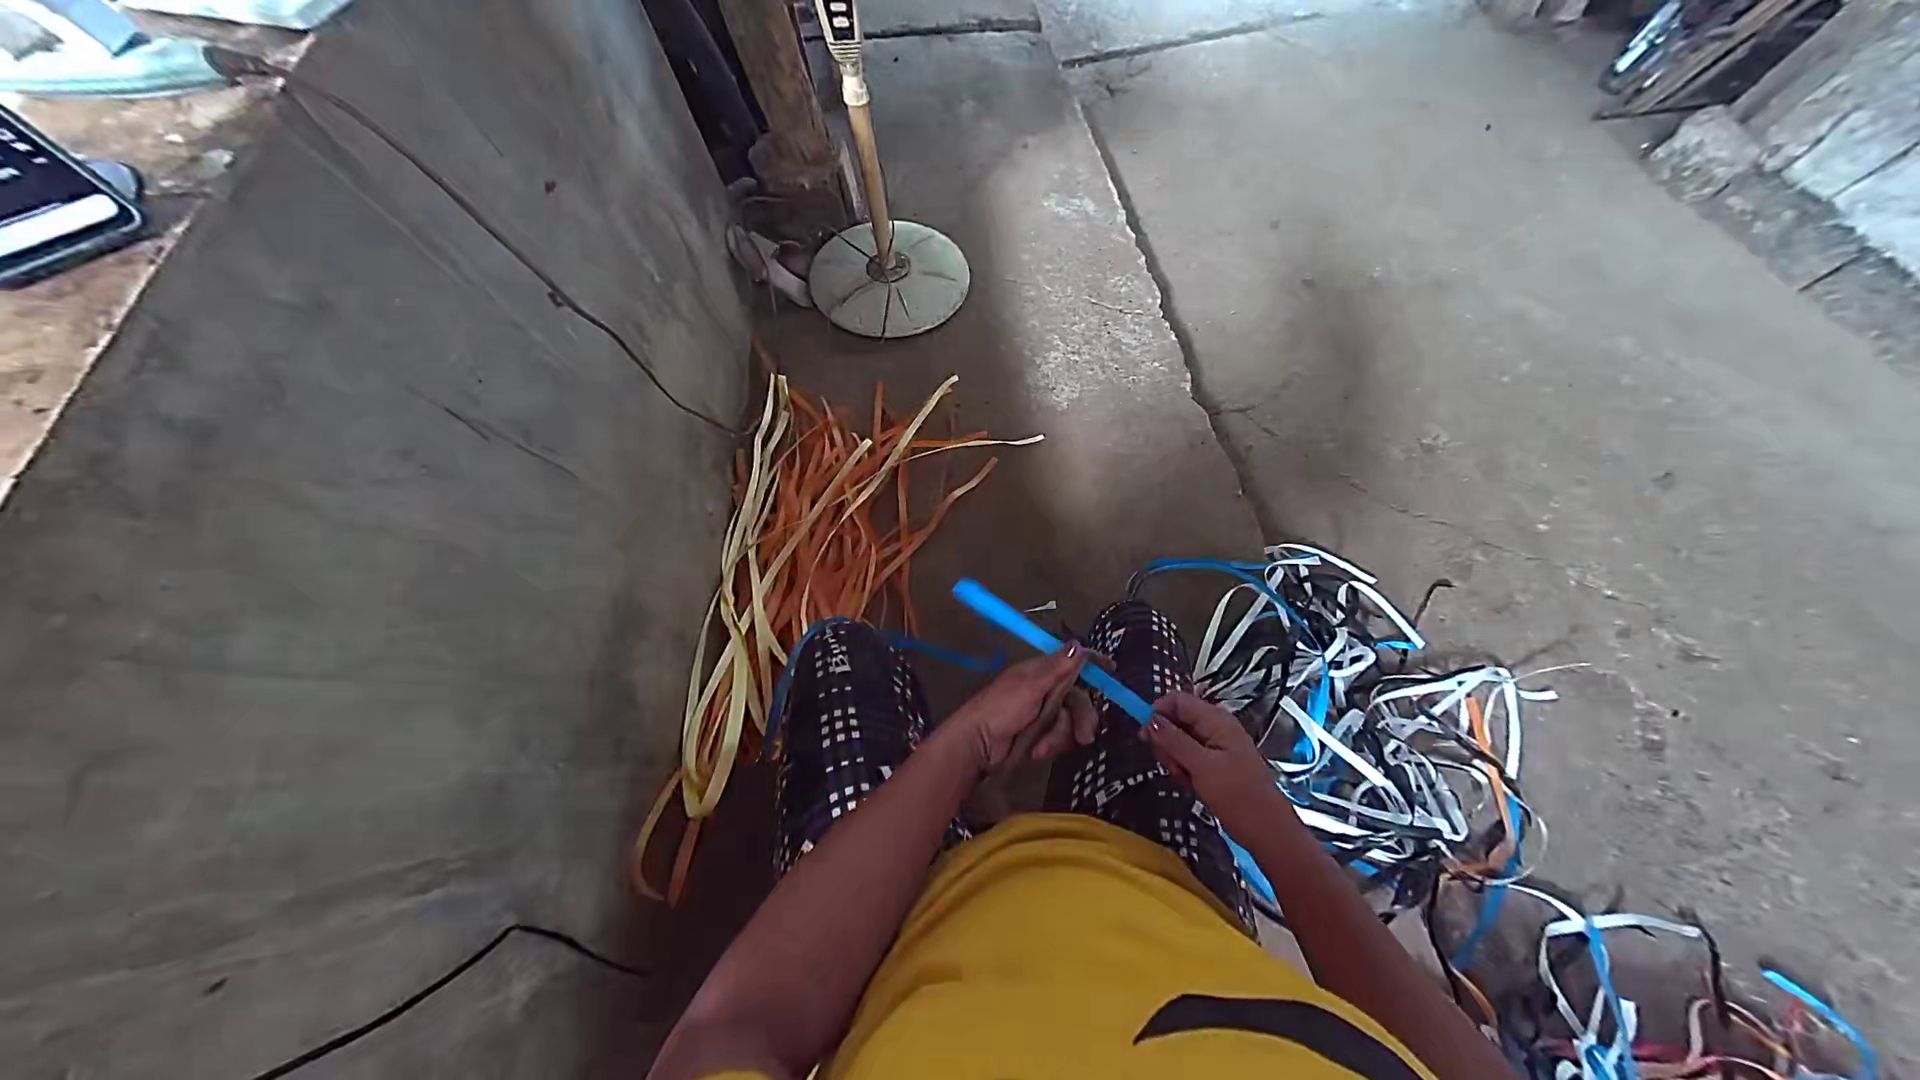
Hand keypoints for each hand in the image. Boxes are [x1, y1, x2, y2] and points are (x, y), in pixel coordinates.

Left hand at [942, 644, 1100, 774]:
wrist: (977, 746)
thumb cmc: (1000, 709)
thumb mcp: (1030, 686)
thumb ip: (1057, 669)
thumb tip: (1078, 645)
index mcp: (1039, 672)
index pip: (1071, 663)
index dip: (1091, 665)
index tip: (1111, 668)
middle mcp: (1044, 690)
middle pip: (1078, 698)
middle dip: (1082, 717)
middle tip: (1084, 736)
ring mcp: (1042, 714)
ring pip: (1071, 721)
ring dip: (1061, 735)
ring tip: (1043, 746)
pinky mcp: (1040, 735)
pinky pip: (1060, 738)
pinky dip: (1052, 745)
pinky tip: (1038, 751)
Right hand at [1142, 692, 1283, 835]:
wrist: (1267, 831)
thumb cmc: (1238, 795)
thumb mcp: (1202, 766)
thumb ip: (1174, 740)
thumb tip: (1150, 719)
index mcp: (1216, 720)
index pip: (1177, 700)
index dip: (1158, 713)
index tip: (1146, 736)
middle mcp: (1215, 727)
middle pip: (1175, 720)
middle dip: (1166, 741)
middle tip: (1173, 765)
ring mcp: (1215, 745)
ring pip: (1178, 740)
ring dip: (1174, 758)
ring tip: (1185, 778)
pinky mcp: (1214, 763)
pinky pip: (1188, 756)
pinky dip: (1183, 768)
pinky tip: (1191, 784)